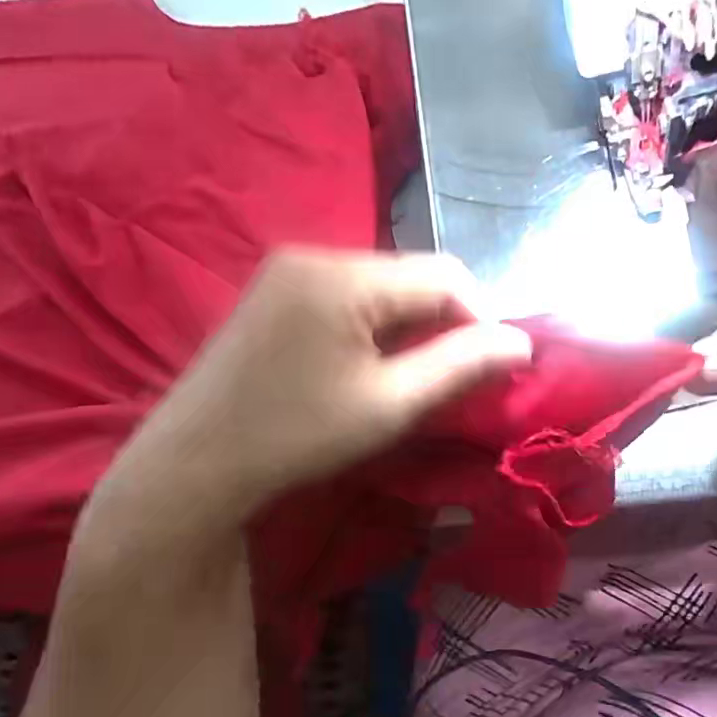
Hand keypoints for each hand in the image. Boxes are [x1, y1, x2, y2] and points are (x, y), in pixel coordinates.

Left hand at [148, 249, 531, 511]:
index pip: (446, 274)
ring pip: (381, 285)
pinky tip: (365, 365)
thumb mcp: (391, 405)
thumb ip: (462, 365)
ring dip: (410, 325)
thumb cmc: (298, 436)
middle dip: (443, 322)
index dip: (480, 317)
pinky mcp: (272, 290)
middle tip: (448, 379)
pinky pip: (345, 294)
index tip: (488, 370)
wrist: (194, 463)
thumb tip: (522, 342)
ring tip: (408, 377)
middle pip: (411, 275)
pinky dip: (373, 324)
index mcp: (345, 275)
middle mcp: (315, 254)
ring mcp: (287, 269)